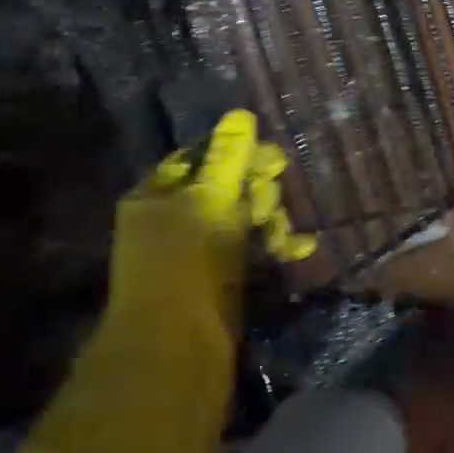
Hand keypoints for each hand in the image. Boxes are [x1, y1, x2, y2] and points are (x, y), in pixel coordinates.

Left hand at [110, 109, 316, 329]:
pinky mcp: (220, 269)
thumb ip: (230, 156)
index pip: (202, 154)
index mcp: (157, 194)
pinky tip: (296, 249)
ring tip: (278, 236)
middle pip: (231, 181)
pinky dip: (275, 242)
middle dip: (259, 190)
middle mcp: (173, 215)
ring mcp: (198, 244)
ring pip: (248, 212)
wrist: (178, 338)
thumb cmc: (188, 258)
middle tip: (265, 204)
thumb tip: (240, 113)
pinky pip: (254, 242)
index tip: (271, 163)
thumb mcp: (211, 198)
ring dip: (272, 218)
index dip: (239, 152)